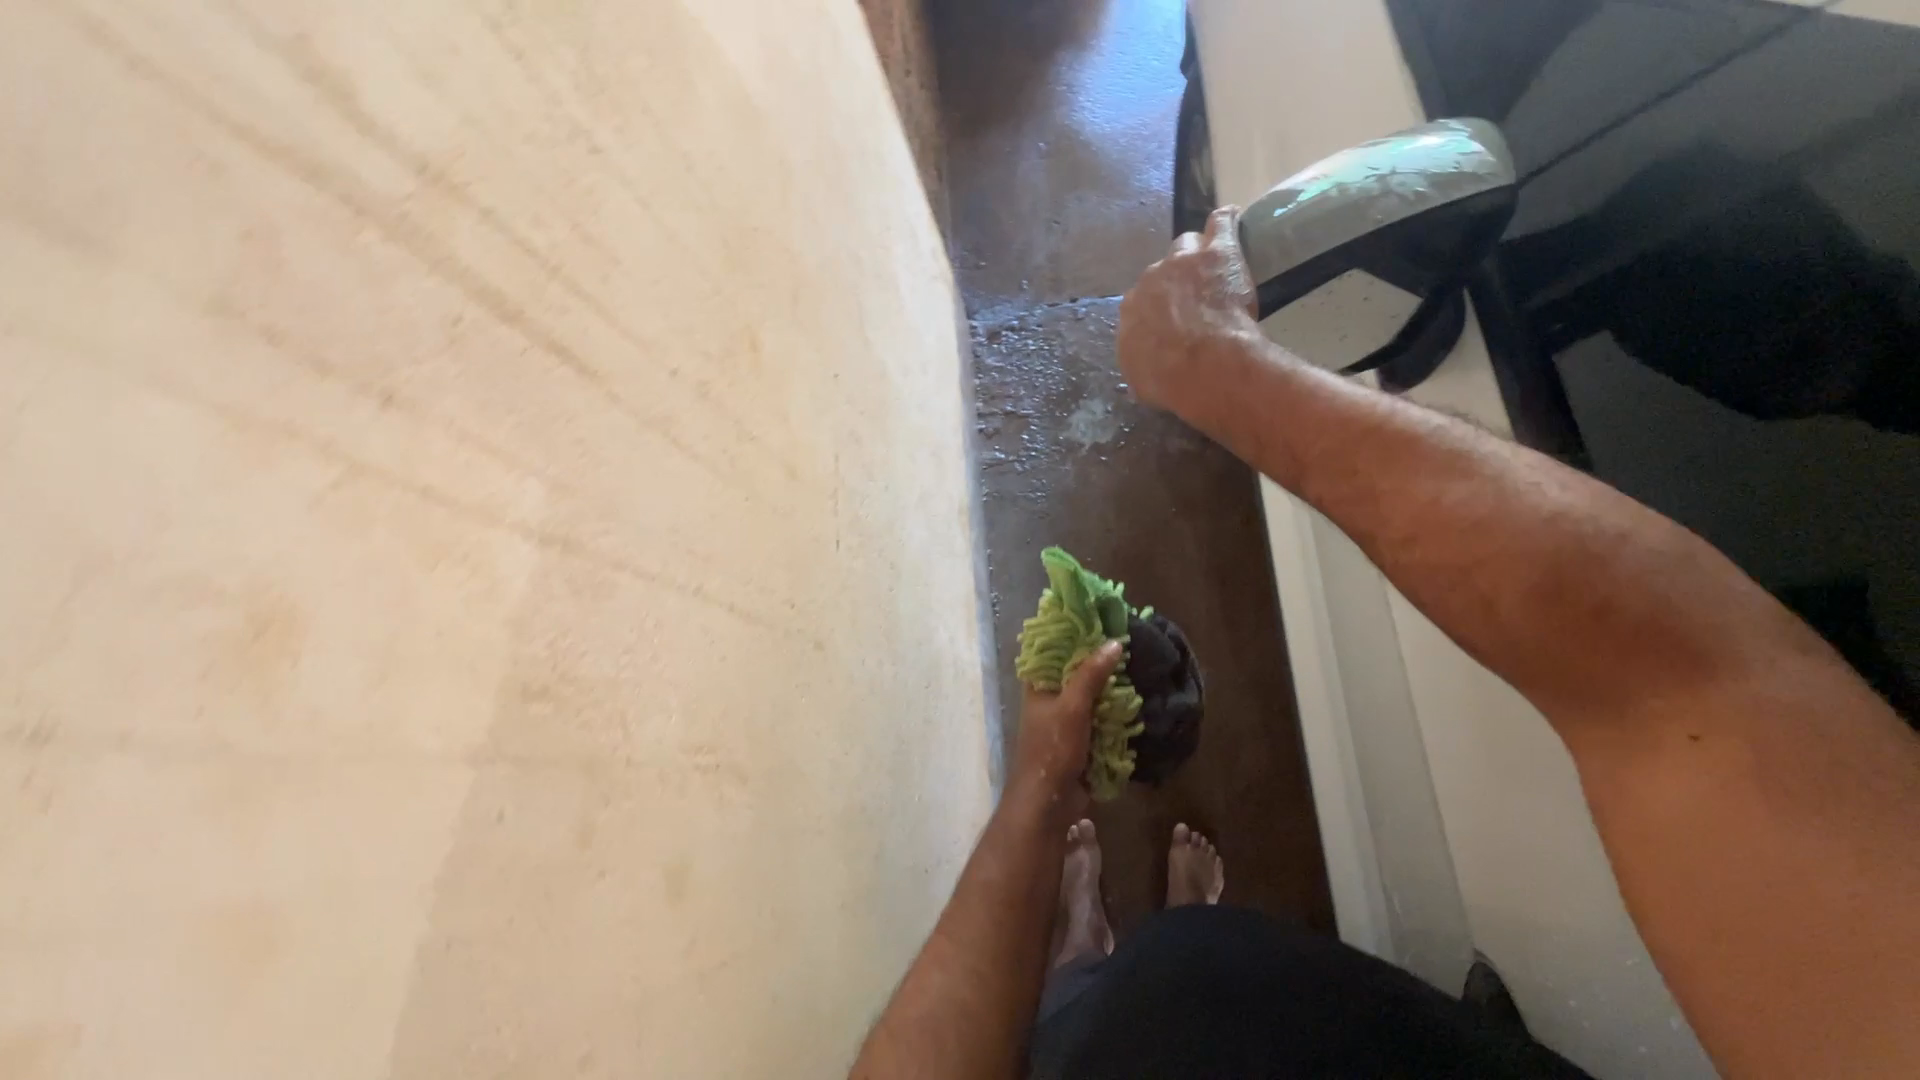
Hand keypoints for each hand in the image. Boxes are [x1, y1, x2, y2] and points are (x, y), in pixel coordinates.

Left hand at [1012, 642, 1124, 808]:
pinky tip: (1136, 696)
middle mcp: (1050, 696)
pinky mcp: (1081, 737)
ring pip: (1091, 693)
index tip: (1100, 618)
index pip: (1053, 648)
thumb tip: (1114, 642)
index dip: (1073, 633)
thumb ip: (1091, 674)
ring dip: (1110, 685)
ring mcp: (1066, 718)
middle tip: (1128, 639)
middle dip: (1099, 659)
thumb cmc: (1052, 749)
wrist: (1049, 801)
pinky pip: (1100, 715)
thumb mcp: (1072, 706)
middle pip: (1076, 669)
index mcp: (1038, 684)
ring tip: (1138, 662)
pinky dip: (1114, 708)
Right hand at [1116, 205, 1259, 411]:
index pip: (1141, 301)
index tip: (1171, 318)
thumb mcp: (1142, 382)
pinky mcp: (1217, 252)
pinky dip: (1226, 221)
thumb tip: (1146, 374)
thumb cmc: (1168, 380)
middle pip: (1162, 270)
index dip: (1158, 307)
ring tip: (1213, 261)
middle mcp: (1150, 281)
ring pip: (1187, 244)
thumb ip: (1142, 368)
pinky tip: (1234, 218)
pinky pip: (1221, 224)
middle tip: (1195, 295)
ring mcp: (1183, 262)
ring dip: (1198, 252)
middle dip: (1176, 280)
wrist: (1199, 365)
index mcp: (1130, 312)